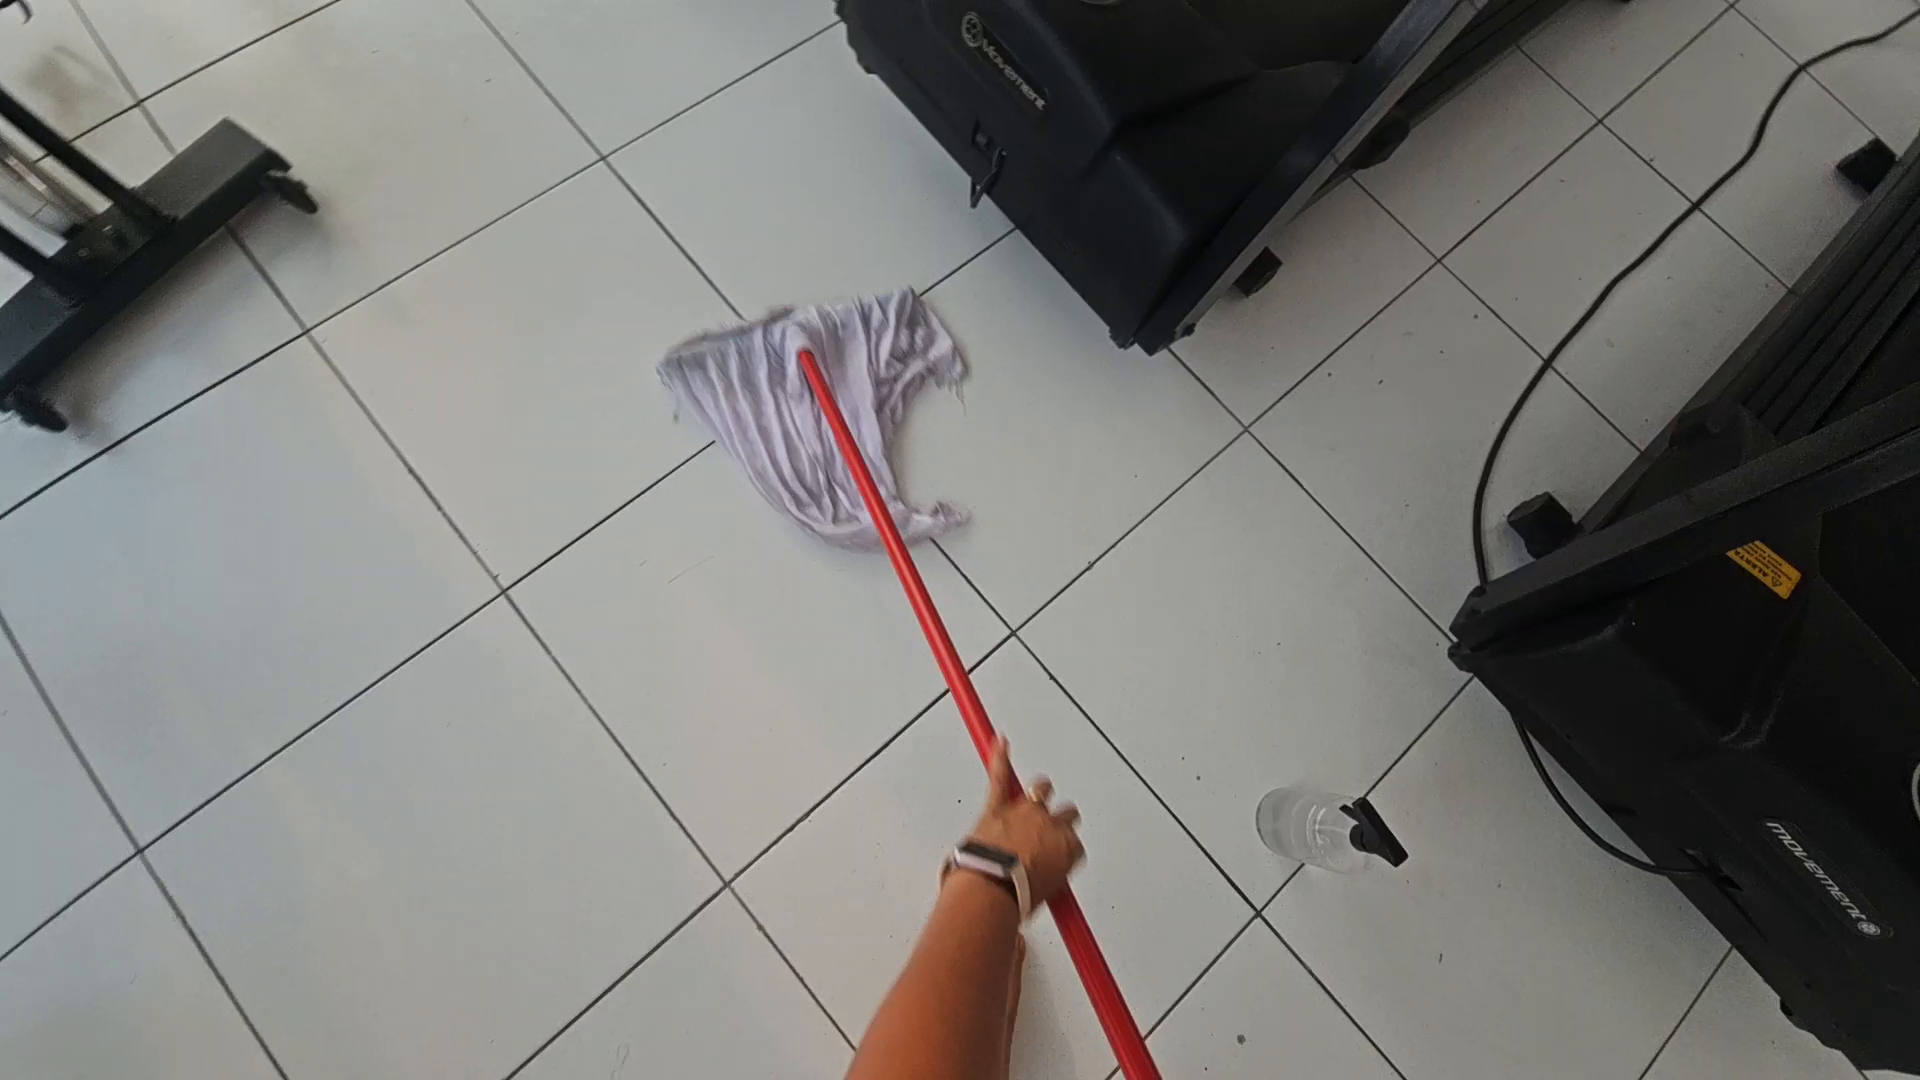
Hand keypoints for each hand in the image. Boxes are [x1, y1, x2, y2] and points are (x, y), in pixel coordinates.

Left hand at [965, 736, 1085, 912]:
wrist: (991, 887)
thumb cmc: (1017, 897)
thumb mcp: (1044, 899)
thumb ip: (1047, 885)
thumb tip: (1039, 892)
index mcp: (1069, 848)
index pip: (1075, 843)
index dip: (1064, 848)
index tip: (1057, 855)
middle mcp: (1050, 823)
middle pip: (1066, 812)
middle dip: (1059, 818)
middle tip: (1049, 826)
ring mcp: (1024, 810)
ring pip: (1040, 788)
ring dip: (1039, 790)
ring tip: (1037, 791)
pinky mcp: (997, 804)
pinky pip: (999, 774)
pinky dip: (999, 755)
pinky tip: (999, 739)